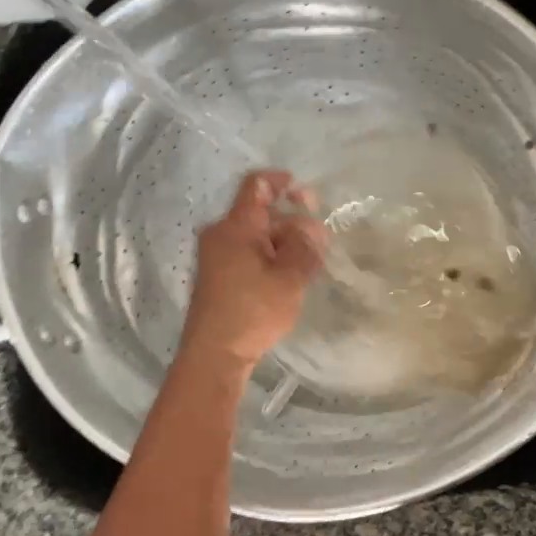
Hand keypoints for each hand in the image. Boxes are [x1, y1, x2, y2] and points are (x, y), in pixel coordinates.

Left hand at [178, 170, 327, 372]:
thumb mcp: (289, 277)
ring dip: (284, 244)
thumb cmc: (253, 311)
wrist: (215, 353)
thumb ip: (304, 246)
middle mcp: (221, 234)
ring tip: (311, 265)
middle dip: (292, 222)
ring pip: (256, 237)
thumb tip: (311, 227)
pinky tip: (290, 279)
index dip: (282, 182)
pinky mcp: (219, 277)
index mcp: (236, 226)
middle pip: (260, 214)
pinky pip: (249, 255)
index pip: (257, 186)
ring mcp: (217, 256)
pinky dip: (271, 258)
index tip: (306, 194)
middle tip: (320, 243)